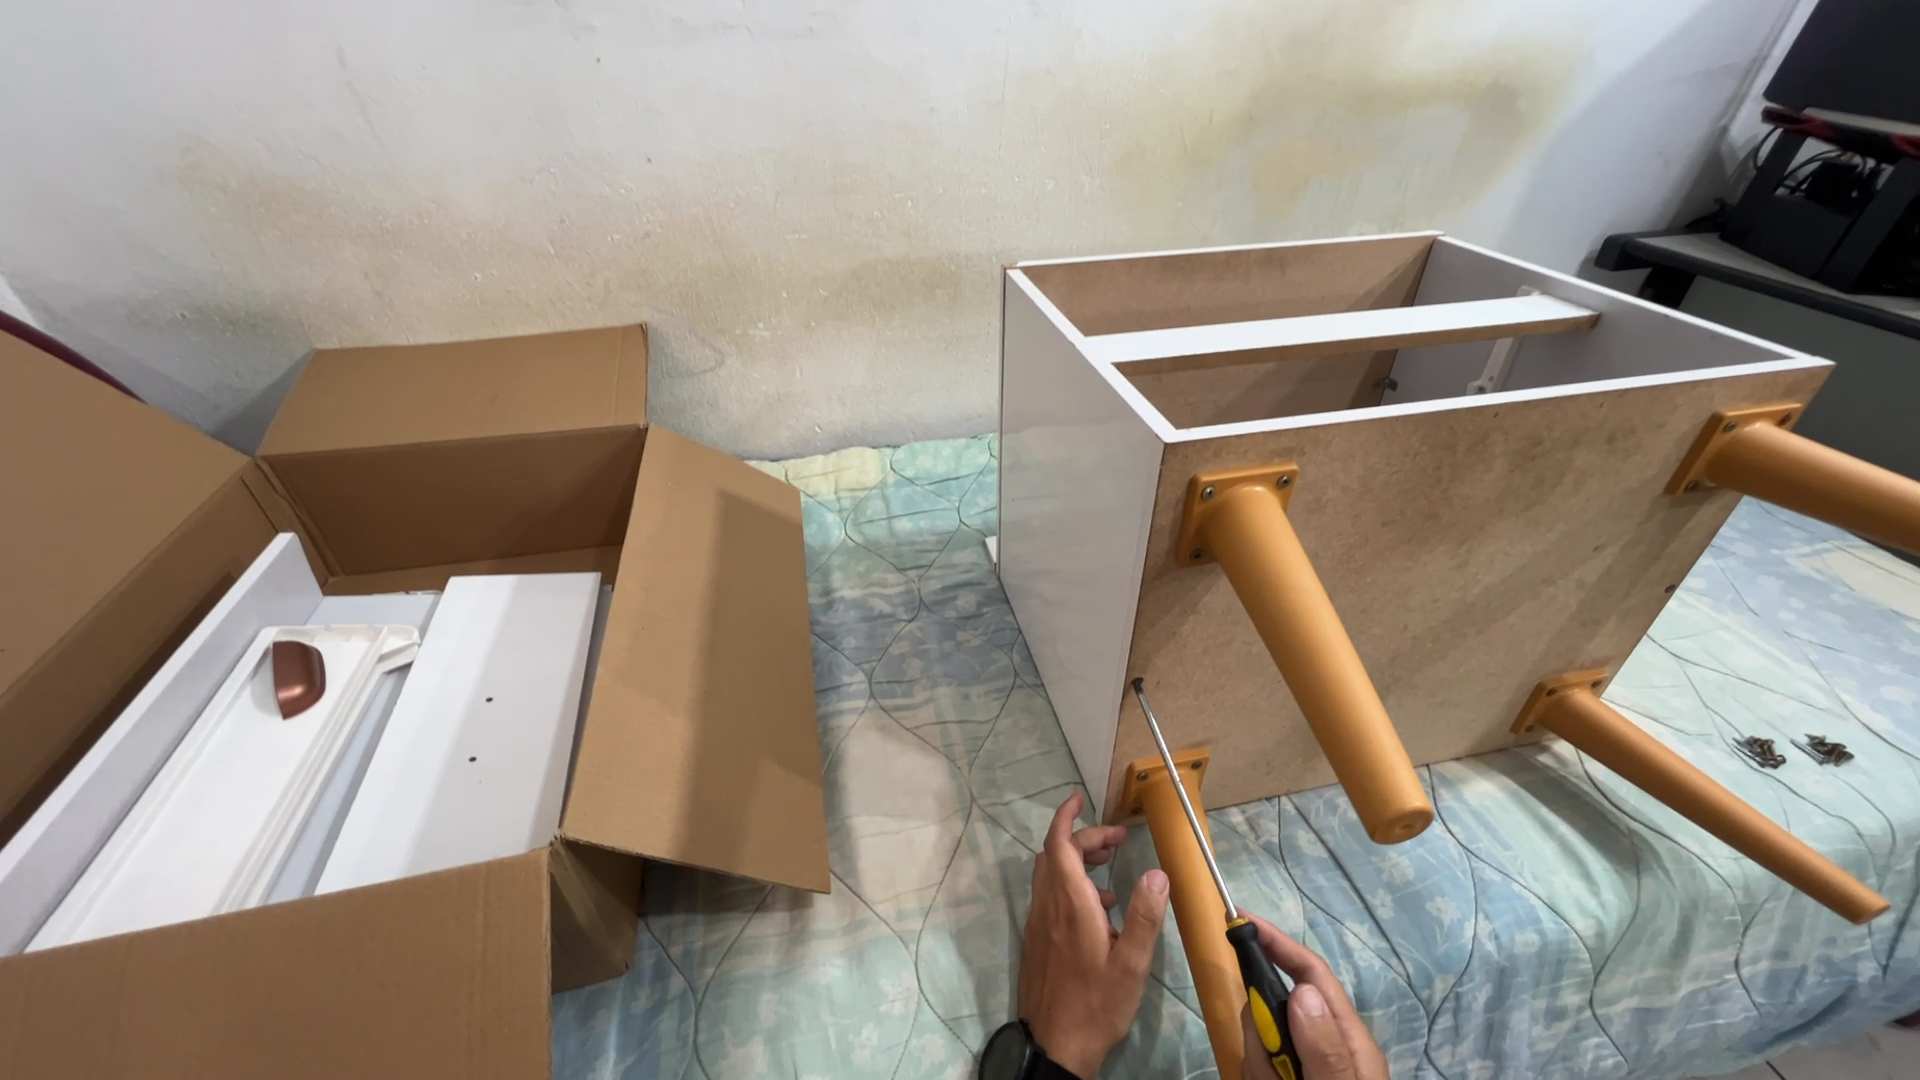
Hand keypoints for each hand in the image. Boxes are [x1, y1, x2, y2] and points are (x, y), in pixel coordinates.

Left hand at [1018, 792, 1169, 1077]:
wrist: (1054, 1044)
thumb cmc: (1096, 1003)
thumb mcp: (1130, 963)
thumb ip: (1144, 915)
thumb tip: (1157, 873)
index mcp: (1069, 902)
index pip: (1060, 843)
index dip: (1067, 816)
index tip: (1079, 799)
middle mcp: (1048, 904)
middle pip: (1058, 853)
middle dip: (1085, 838)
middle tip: (1117, 840)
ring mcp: (1040, 921)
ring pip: (1051, 873)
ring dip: (1076, 859)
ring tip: (1110, 867)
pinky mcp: (1038, 937)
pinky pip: (1051, 894)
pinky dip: (1072, 884)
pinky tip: (1101, 907)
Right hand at [1237, 914, 1386, 1079]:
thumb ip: (1326, 1053)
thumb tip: (1302, 991)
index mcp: (1348, 1040)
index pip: (1310, 972)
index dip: (1276, 941)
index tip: (1237, 919)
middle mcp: (1325, 1046)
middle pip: (1272, 1009)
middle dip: (1261, 1040)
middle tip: (1270, 1076)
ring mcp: (1303, 1067)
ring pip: (1258, 1043)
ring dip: (1260, 1070)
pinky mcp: (1282, 1079)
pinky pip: (1256, 1068)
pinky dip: (1257, 1078)